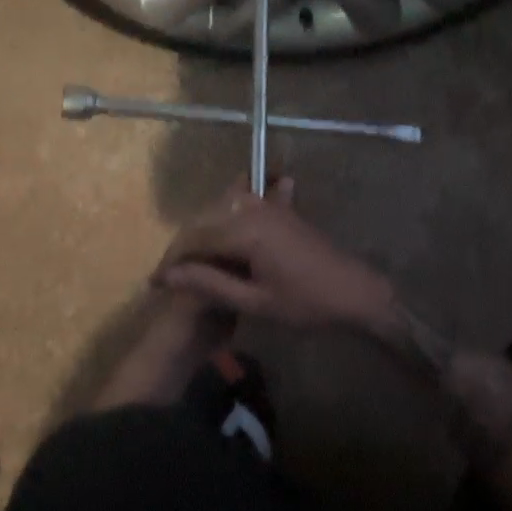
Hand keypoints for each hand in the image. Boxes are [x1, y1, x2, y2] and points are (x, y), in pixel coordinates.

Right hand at [155, 178, 393, 330]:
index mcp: (246, 230)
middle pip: (204, 223)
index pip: (194, 239)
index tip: (153, 285)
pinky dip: (225, 231)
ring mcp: (269, 208)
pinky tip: (221, 252)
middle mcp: (253, 210)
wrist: (357, 293)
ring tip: (191, 270)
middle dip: (184, 250)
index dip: (171, 262)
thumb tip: (168, 276)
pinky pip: (241, 214)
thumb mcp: (255, 302)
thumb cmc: (307, 303)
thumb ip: (210, 285)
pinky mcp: (280, 213)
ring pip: (221, 216)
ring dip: (204, 239)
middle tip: (168, 280)